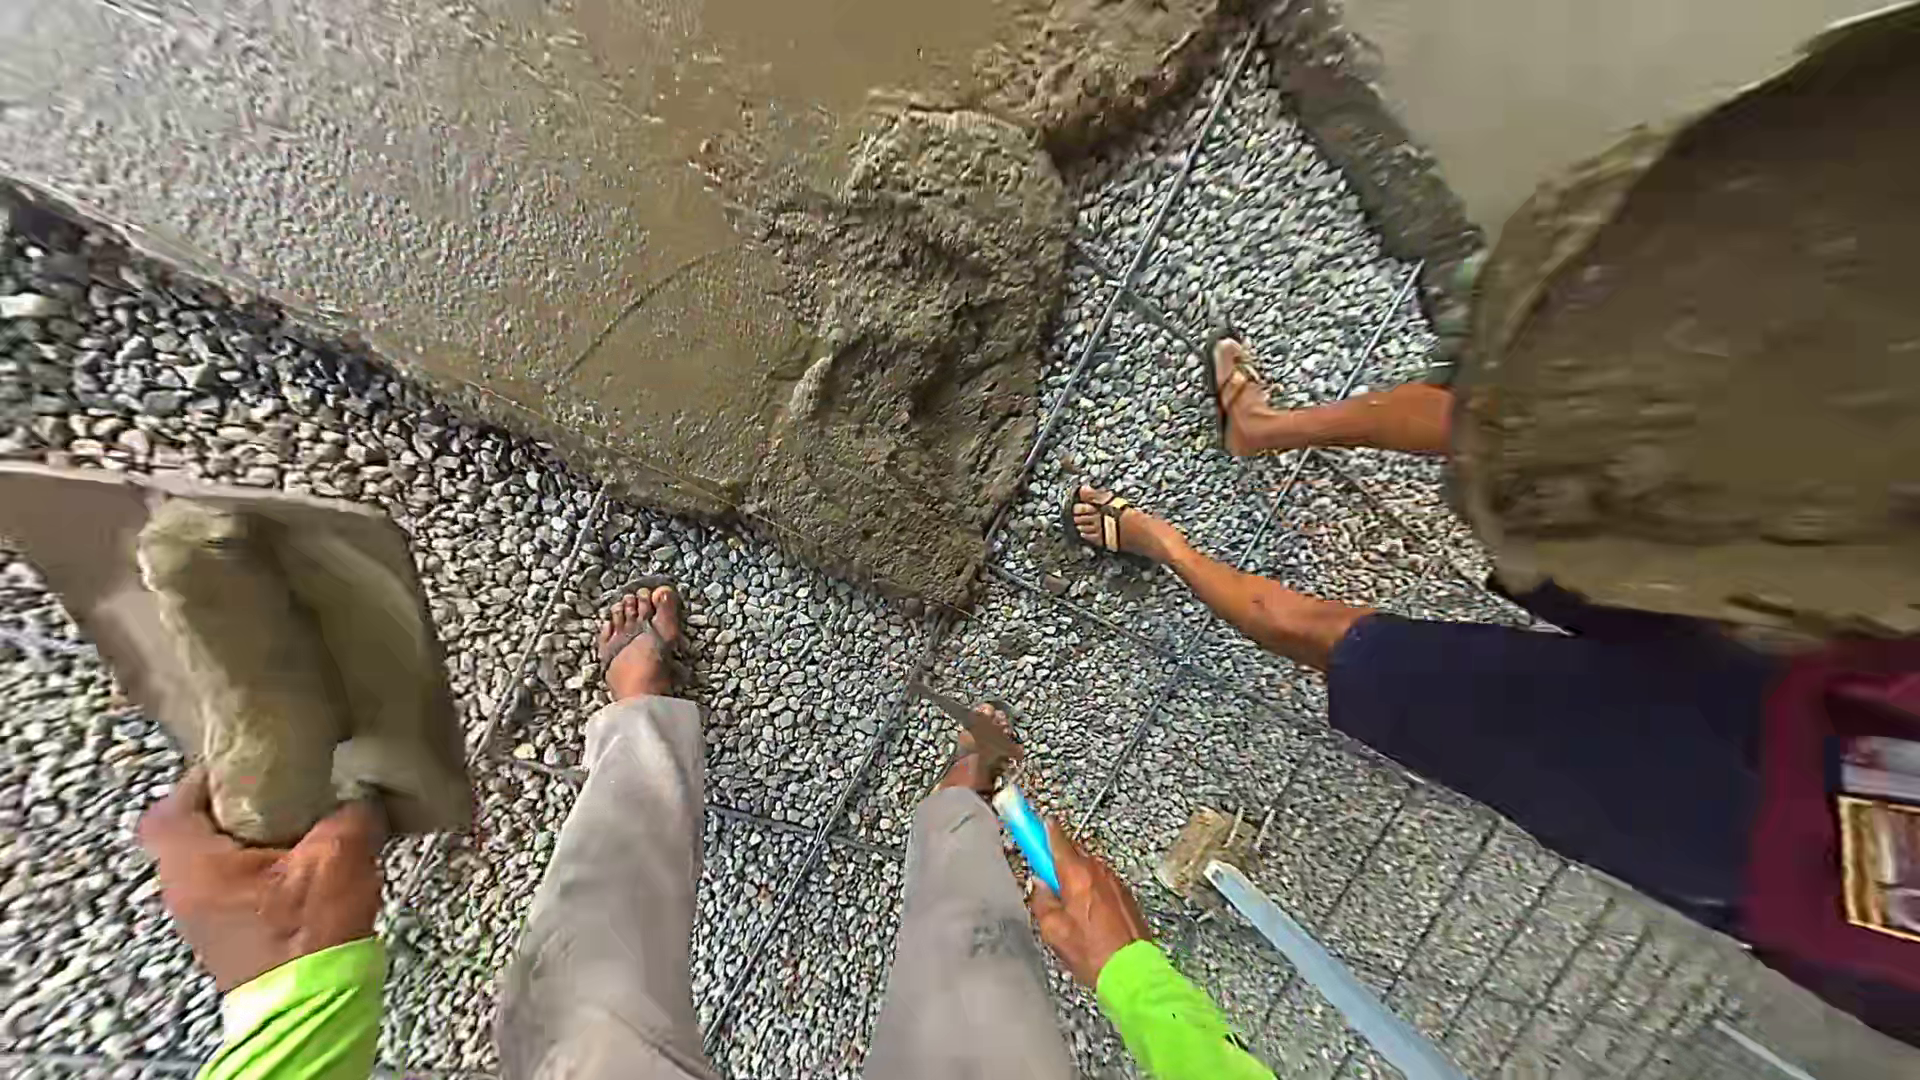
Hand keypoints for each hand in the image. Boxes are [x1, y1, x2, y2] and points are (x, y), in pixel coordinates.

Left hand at [139, 768, 386, 991]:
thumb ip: (351, 811)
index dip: (202, 779)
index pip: (170, 812)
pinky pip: (249, 867)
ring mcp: (211, 906)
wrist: (312, 987)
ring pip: (228, 847)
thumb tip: (362, 792)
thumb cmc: (311, 922)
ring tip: (319, 804)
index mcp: (198, 867)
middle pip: (202, 826)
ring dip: (269, 824)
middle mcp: (189, 886)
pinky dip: (279, 847)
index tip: (250, 757)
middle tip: (297, 773)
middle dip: (247, 798)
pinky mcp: (238, 916)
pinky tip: (321, 841)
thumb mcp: (341, 852)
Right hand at [1025, 817, 1152, 986]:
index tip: (1028, 821)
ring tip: (1071, 909)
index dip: (1039, 828)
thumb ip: (1041, 901)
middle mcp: (1096, 869)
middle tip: (1049, 882)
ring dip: (1076, 877)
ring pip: (1086, 867)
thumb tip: (1039, 886)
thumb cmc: (1095, 954)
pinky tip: (1089, 916)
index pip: (1054, 838)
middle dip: (1057, 860)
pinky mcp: (1124, 893)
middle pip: (1070, 850)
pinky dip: (1091, 889)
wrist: (1134, 973)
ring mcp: (1113, 879)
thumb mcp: (1054, 931)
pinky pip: (1101, 881)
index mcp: (1076, 873)